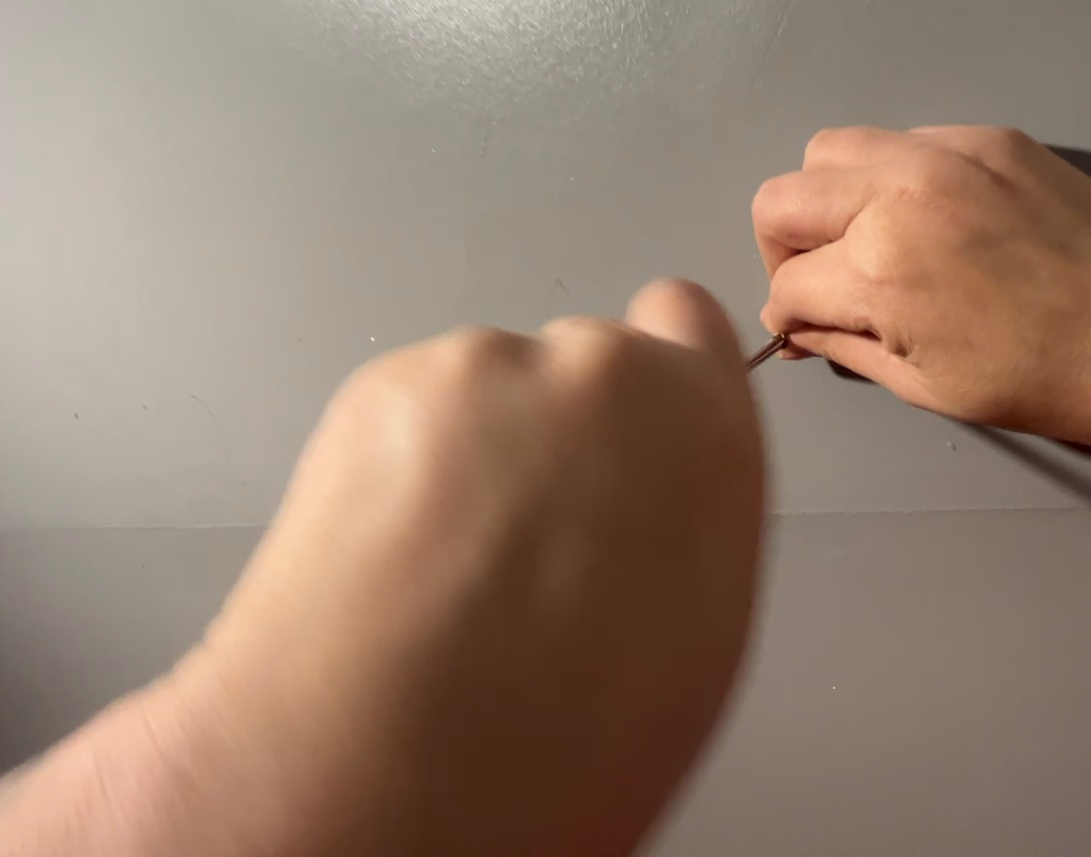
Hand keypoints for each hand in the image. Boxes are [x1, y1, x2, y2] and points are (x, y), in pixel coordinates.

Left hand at [157, 280, 765, 856]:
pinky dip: (409, 451)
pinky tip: (398, 543)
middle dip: (568, 418)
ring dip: (484, 440)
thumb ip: (691, 503)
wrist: (388, 774)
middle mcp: (607, 372)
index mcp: (702, 427)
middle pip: (588, 358)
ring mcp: (493, 364)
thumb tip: (658, 478)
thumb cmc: (562, 737)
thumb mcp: (699, 621)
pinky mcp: (392, 381)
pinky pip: (417, 400)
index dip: (662, 354)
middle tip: (531, 519)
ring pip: (497, 383)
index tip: (636, 399)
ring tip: (454, 555)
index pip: (686, 316)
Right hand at [752, 125, 1090, 449]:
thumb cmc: (1034, 382)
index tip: (805, 327)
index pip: (786, 282)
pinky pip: (901, 143)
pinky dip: (891, 179)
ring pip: (829, 151)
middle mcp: (895, 195)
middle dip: (781, 248)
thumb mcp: (920, 384)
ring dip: (827, 198)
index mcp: (877, 270)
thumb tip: (792, 325)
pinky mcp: (987, 136)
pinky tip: (933, 217)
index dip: (786, 312)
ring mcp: (943, 155)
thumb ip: (840, 344)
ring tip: (869, 236)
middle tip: (823, 278)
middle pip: (780, 199)